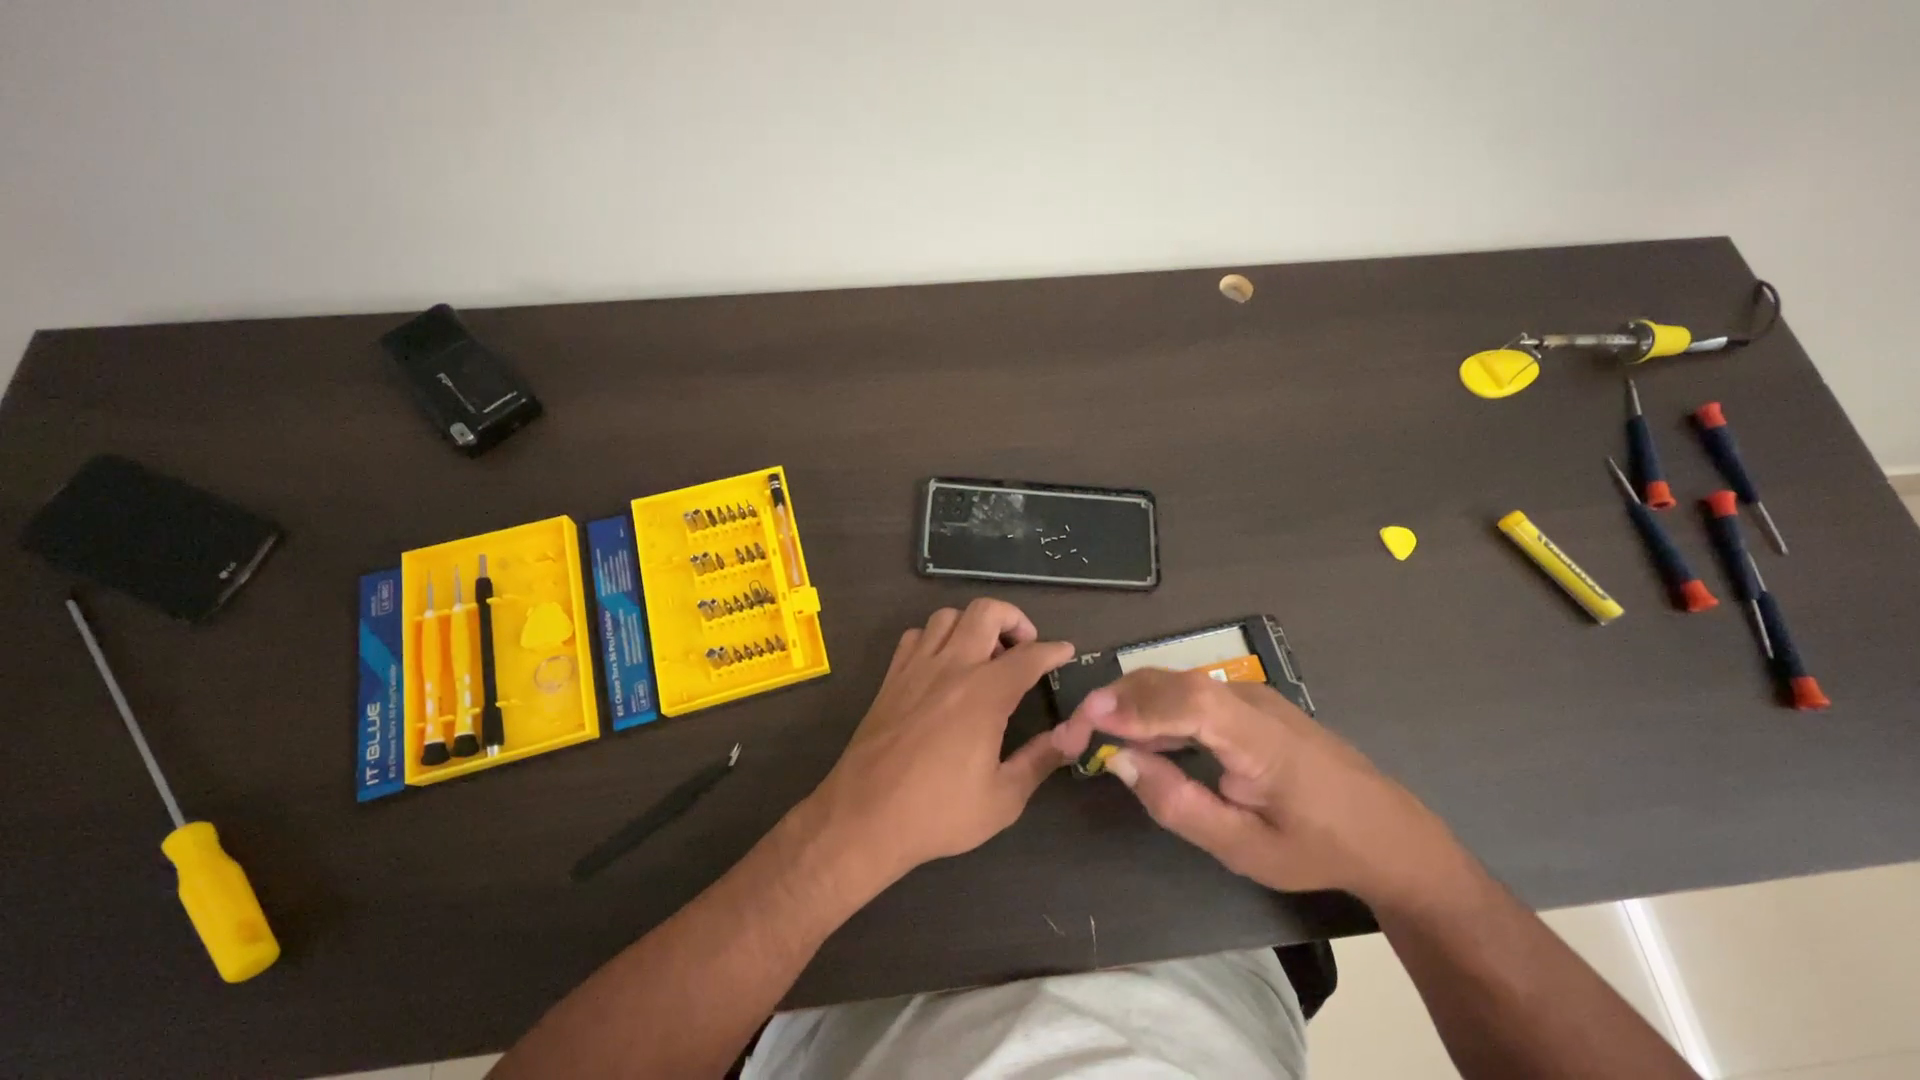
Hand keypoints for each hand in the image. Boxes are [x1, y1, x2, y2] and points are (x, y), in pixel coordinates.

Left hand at [806, 599, 1073, 880]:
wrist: (864, 818)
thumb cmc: (939, 812)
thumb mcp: (1003, 798)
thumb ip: (1041, 760)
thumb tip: (1073, 735)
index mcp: (986, 694)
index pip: (1029, 656)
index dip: (1053, 650)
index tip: (1066, 652)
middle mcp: (952, 668)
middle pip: (986, 612)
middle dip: (1015, 619)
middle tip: (1024, 647)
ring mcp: (916, 669)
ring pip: (948, 616)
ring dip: (973, 625)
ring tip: (984, 654)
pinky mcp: (890, 679)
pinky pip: (915, 636)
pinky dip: (936, 638)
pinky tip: (943, 665)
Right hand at [1051, 670, 1460, 906]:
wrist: (1386, 834)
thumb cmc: (1317, 848)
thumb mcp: (1243, 847)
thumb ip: (1178, 804)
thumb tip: (1120, 761)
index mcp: (1261, 739)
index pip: (1190, 701)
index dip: (1136, 706)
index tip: (1087, 721)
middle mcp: (1254, 703)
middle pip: (1175, 682)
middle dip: (1118, 701)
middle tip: (1074, 734)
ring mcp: (1254, 699)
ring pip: (1179, 684)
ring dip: (1132, 703)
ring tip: (1092, 735)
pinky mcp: (1251, 706)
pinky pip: (1193, 696)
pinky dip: (1156, 710)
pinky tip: (1138, 737)